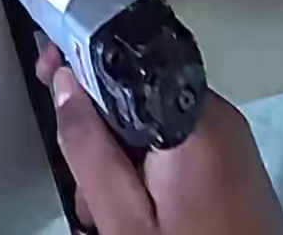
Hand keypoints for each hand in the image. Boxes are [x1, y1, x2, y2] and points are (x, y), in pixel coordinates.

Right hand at [37, 44, 282, 234]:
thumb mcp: (125, 222)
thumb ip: (90, 149)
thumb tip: (64, 82)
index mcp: (196, 119)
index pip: (125, 65)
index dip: (80, 64)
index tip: (48, 68)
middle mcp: (220, 118)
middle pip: (138, 96)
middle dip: (100, 127)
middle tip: (79, 181)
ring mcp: (232, 145)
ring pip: (155, 125)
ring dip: (121, 156)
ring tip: (104, 213)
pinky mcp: (235, 170)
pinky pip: (179, 149)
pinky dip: (149, 169)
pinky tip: (136, 214)